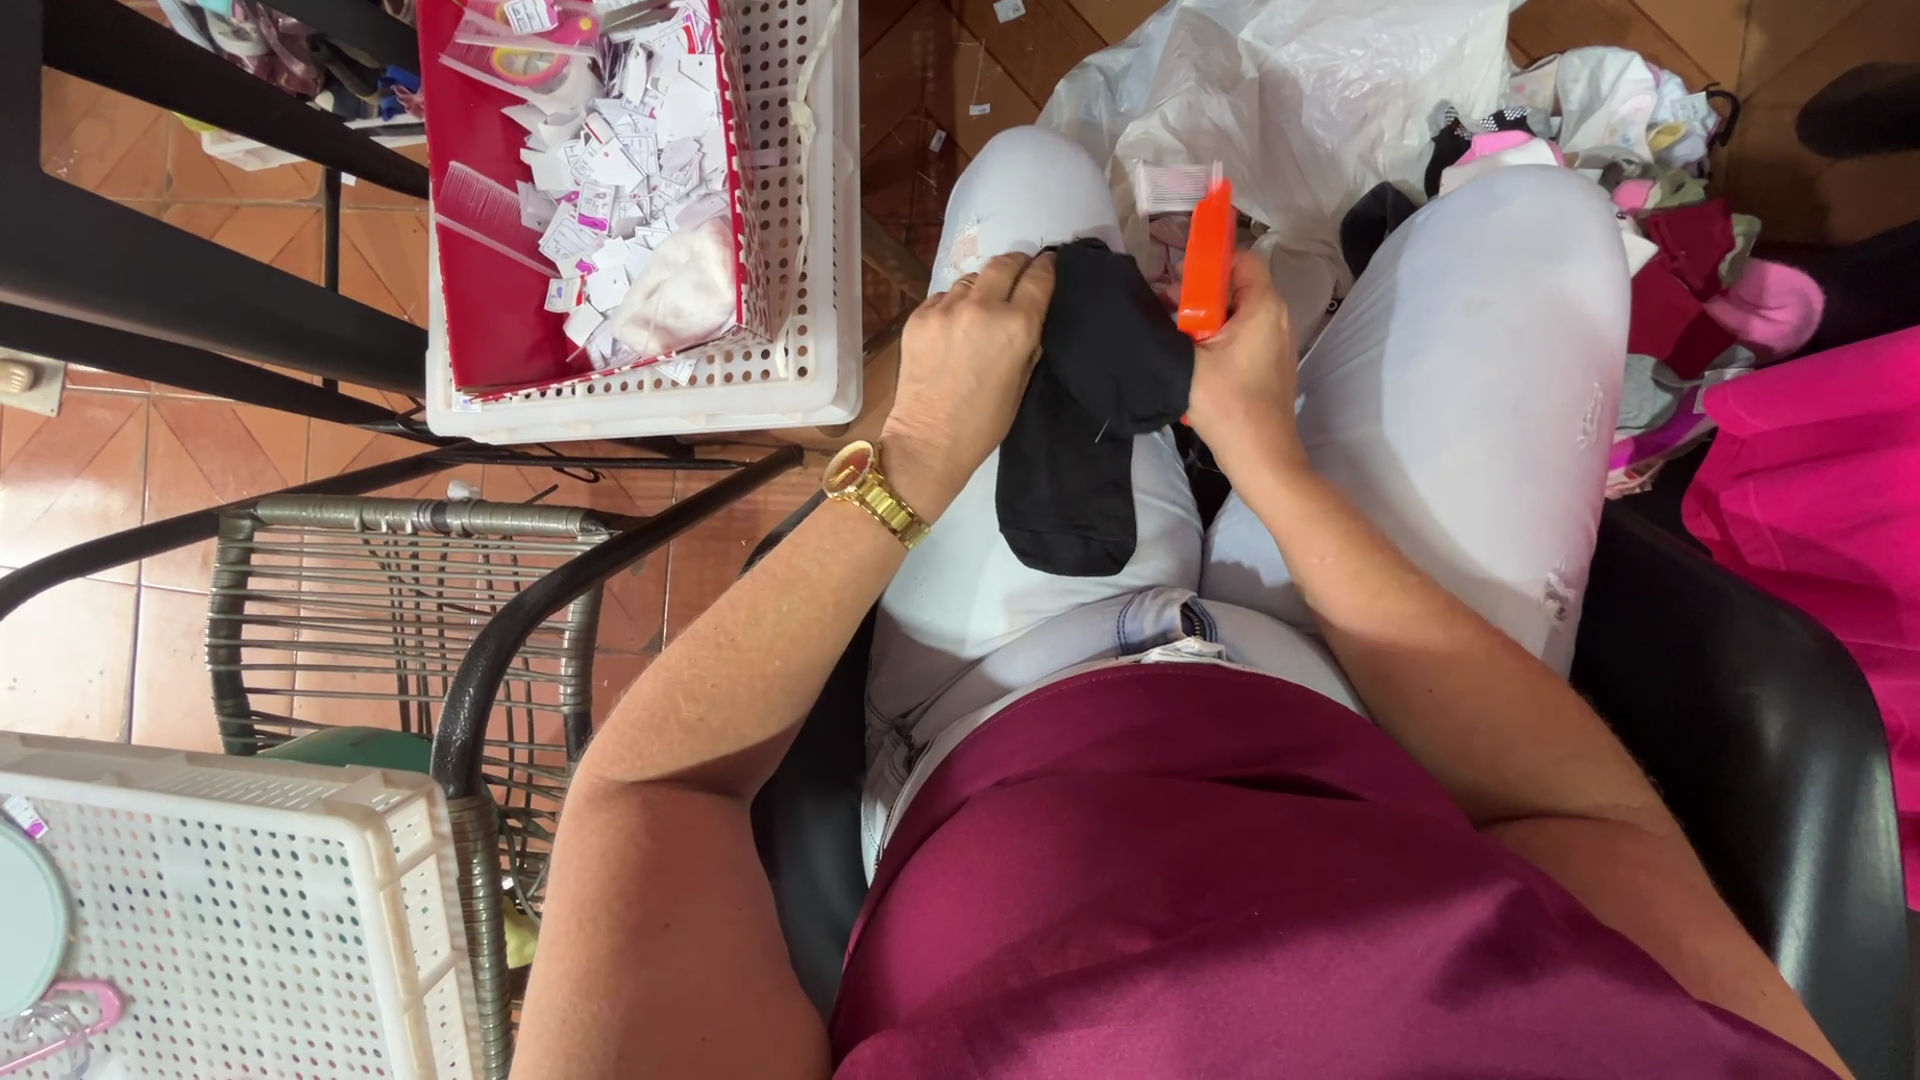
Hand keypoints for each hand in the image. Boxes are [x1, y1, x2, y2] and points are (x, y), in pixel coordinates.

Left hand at [882, 251, 1056, 517]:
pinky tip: (954, 328)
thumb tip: (1030, 313)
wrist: (930, 440)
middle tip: (1018, 274)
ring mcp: (946, 309)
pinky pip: (943, 297)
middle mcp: (982, 307)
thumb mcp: (1023, 381)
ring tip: (981, 308)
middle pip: (1004, 263)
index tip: (1047, 265)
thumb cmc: (984, 422)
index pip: (1038, 277)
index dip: (1046, 268)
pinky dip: (953, 306)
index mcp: (1017, 326)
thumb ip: (1029, 341)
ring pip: (971, 279)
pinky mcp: (918, 317)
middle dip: (1016, 265)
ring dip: (981, 287)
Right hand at [1186, 251, 1309, 481]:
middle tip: (1168, 311)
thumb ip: (1172, 328)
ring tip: (1176, 338)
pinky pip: (1242, 339)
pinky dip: (1218, 342)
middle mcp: (1277, 319)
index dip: (1209, 264)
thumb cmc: (1227, 404)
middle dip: (1200, 296)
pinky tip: (1194, 362)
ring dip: (1205, 322)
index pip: (1241, 261)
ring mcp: (1276, 344)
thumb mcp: (1189, 361)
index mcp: (1262, 308)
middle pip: (1236, 289)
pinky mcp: (1269, 366)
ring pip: (1237, 317)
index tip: (1178, 280)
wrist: (1259, 455)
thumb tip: (1156, 311)